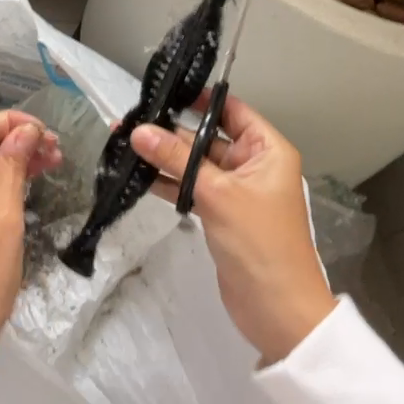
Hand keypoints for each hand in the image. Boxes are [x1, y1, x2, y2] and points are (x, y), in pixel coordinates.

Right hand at [130, 94, 335, 365]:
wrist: (279, 313)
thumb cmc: (259, 242)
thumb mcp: (216, 194)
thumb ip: (176, 159)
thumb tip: (137, 130)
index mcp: (267, 150)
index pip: (231, 110)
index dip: (200, 99)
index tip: (163, 90)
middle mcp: (253, 165)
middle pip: (208, 136)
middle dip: (171, 131)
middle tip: (130, 121)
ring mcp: (236, 191)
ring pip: (196, 163)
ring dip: (165, 157)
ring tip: (124, 144)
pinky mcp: (221, 214)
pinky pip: (192, 187)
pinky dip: (169, 182)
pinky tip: (138, 176)